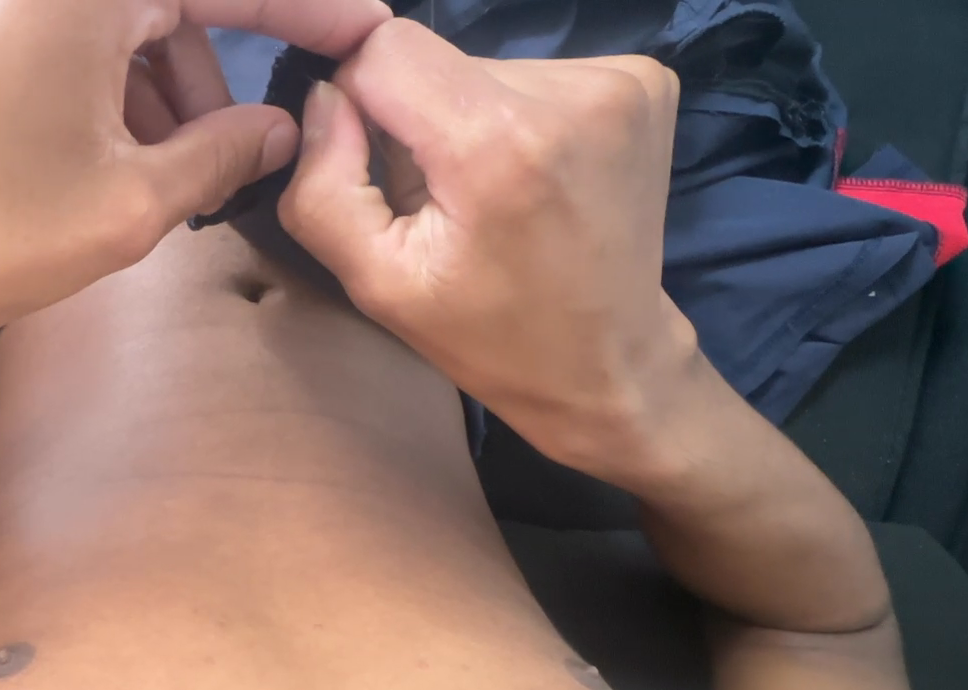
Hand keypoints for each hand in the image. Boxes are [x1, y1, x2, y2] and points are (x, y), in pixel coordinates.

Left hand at [0, 0, 391, 395]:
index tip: (358, 29)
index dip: (299, 3)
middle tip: (234, 151)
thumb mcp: (128, 207)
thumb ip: (218, 153)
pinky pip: (56, 43)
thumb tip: (275, 126)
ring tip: (166, 177)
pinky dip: (102, 93)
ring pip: (107, 25)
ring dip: (157, 91)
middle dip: (212, 69)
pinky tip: (107, 162)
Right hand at [278, 21, 699, 480]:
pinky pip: (531, 77)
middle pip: (435, 59)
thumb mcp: (379, 286)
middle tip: (437, 205)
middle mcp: (570, 87)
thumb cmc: (484, 338)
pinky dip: (509, 123)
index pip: (386, 48)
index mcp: (497, 145)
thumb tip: (323, 100)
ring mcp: (620, 76)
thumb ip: (326, 192)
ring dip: (462, 125)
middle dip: (413, 124)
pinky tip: (525, 181)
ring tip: (486, 200)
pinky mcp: (644, 79)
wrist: (603, 362)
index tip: (371, 167)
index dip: (356, 101)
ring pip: (481, 68)